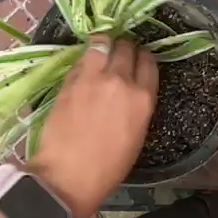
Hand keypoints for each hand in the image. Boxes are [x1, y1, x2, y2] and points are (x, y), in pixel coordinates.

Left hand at [25, 36, 157, 217]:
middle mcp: (122, 81)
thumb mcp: (136, 134)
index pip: (149, 63)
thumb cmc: (108, 166)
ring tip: (99, 50)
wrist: (69, 175)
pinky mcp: (70, 79)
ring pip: (102, 43)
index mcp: (143, 99)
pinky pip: (81, 58)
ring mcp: (93, 77)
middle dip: (123, 48)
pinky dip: (85, 57)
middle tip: (117, 55)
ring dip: (103, 44)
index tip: (137, 60)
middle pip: (127, 48)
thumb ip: (137, 106)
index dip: (142, 59)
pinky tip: (83, 65)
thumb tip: (130, 91)